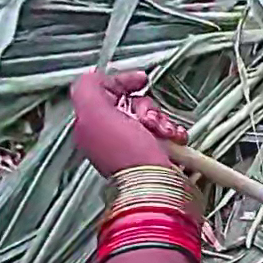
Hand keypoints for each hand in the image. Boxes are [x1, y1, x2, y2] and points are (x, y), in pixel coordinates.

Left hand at [70, 68, 187, 175]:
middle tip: (148, 120)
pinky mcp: (157, 157)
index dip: (123, 81)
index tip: (141, 80)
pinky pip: (169, 134)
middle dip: (147, 107)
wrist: (154, 185)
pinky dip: (175, 133)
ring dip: (163, 120)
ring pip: (153, 118)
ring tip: (164, 133)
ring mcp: (136, 147)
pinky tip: (174, 139)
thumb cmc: (126, 154)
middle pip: (134, 104)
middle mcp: (114, 136)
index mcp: (94, 125)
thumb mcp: (94, 112)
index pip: (107, 92)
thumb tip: (96, 77)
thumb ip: (88, 87)